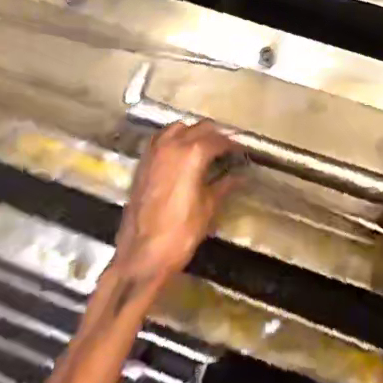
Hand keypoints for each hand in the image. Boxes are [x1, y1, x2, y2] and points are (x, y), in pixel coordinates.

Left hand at [114, 120, 244, 285]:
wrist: (141, 255)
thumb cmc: (180, 233)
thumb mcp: (208, 209)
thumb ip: (223, 186)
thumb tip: (239, 176)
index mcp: (193, 153)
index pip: (218, 140)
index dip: (233, 145)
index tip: (241, 151)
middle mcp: (173, 144)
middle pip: (199, 128)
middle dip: (215, 135)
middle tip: (227, 149)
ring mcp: (155, 151)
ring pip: (178, 128)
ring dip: (193, 133)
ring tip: (204, 147)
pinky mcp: (143, 162)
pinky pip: (160, 139)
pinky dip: (173, 139)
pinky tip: (180, 154)